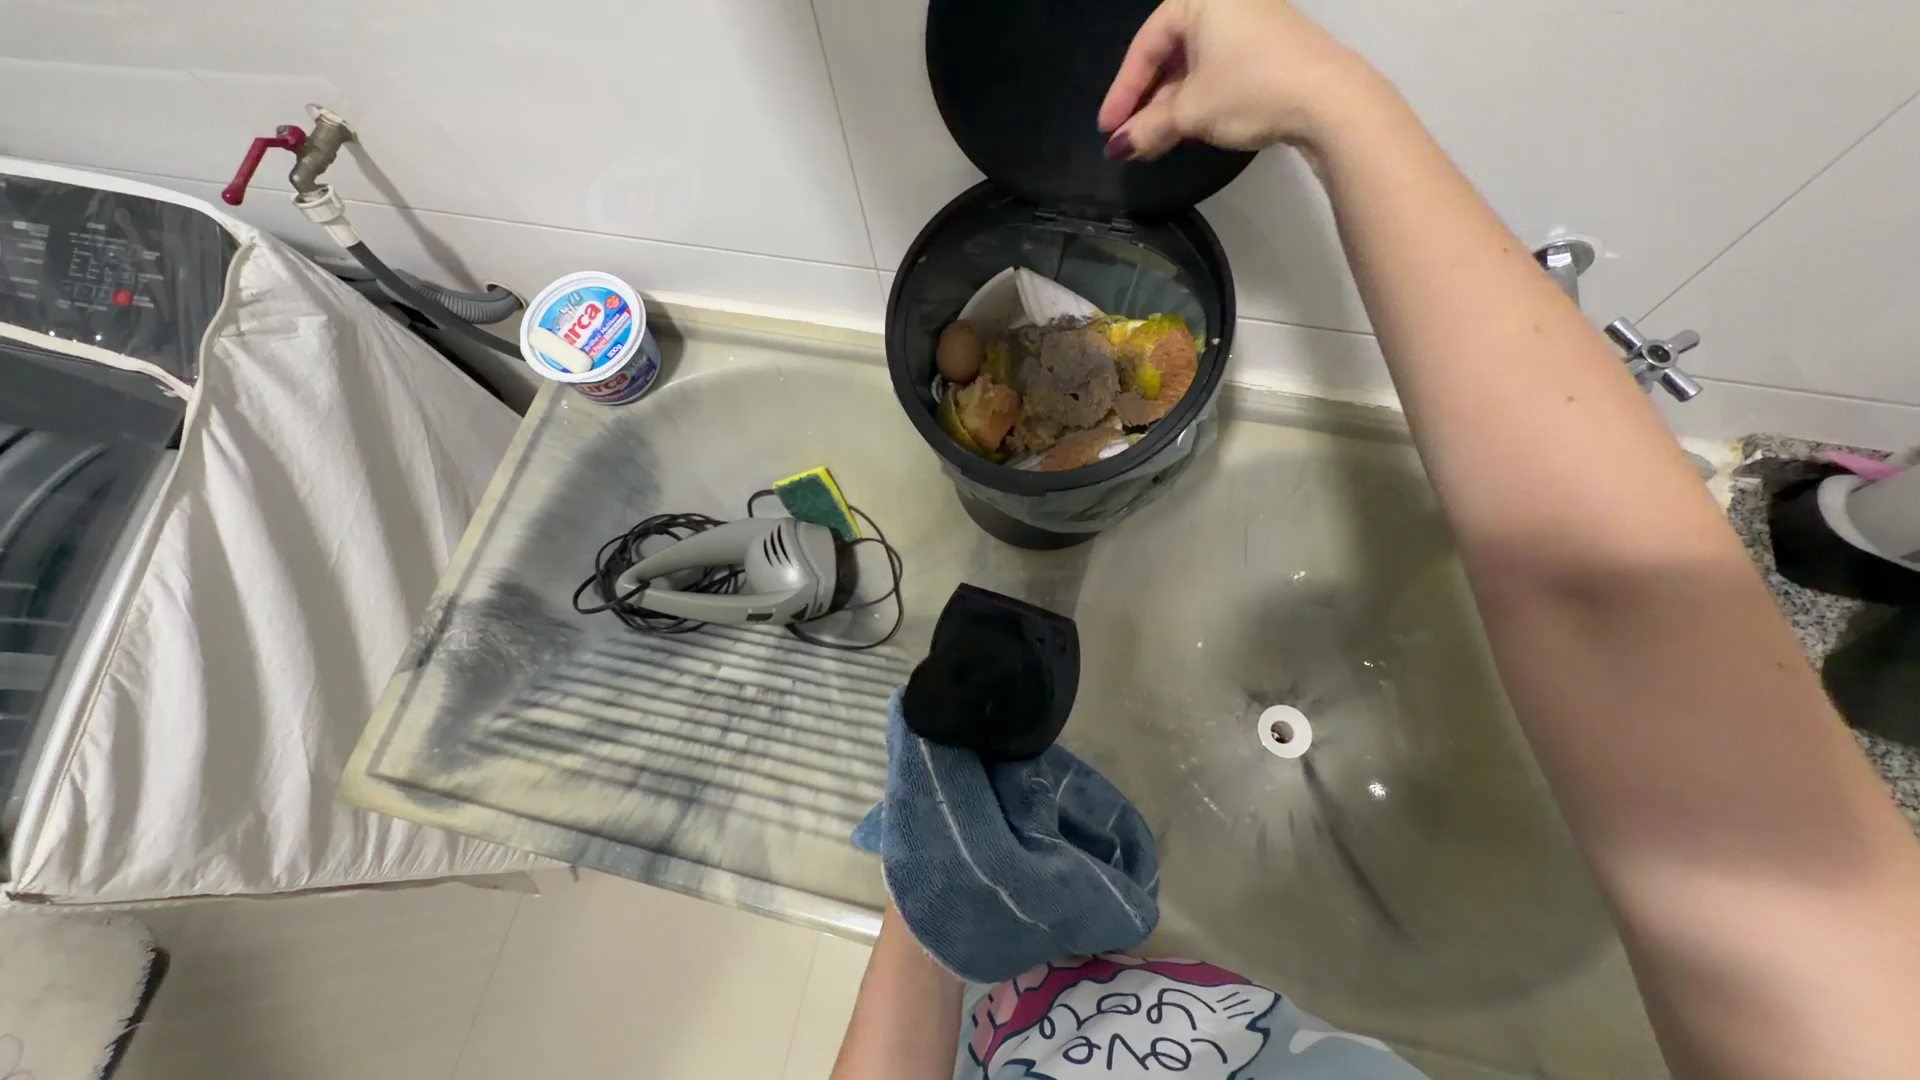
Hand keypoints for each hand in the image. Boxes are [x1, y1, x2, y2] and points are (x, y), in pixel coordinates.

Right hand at [1098, 0, 1378, 160]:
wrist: (1327, 99)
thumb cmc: (1249, 90)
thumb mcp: (1190, 112)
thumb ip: (1148, 129)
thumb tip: (1118, 149)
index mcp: (1200, 0)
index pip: (1145, 46)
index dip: (1122, 93)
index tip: (1107, 130)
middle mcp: (1225, 2)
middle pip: (1169, 56)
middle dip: (1145, 103)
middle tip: (1127, 140)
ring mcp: (1249, 24)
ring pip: (1193, 68)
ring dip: (1168, 108)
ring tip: (1150, 144)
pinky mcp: (1268, 48)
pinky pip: (1217, 72)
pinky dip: (1196, 102)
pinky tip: (1183, 132)